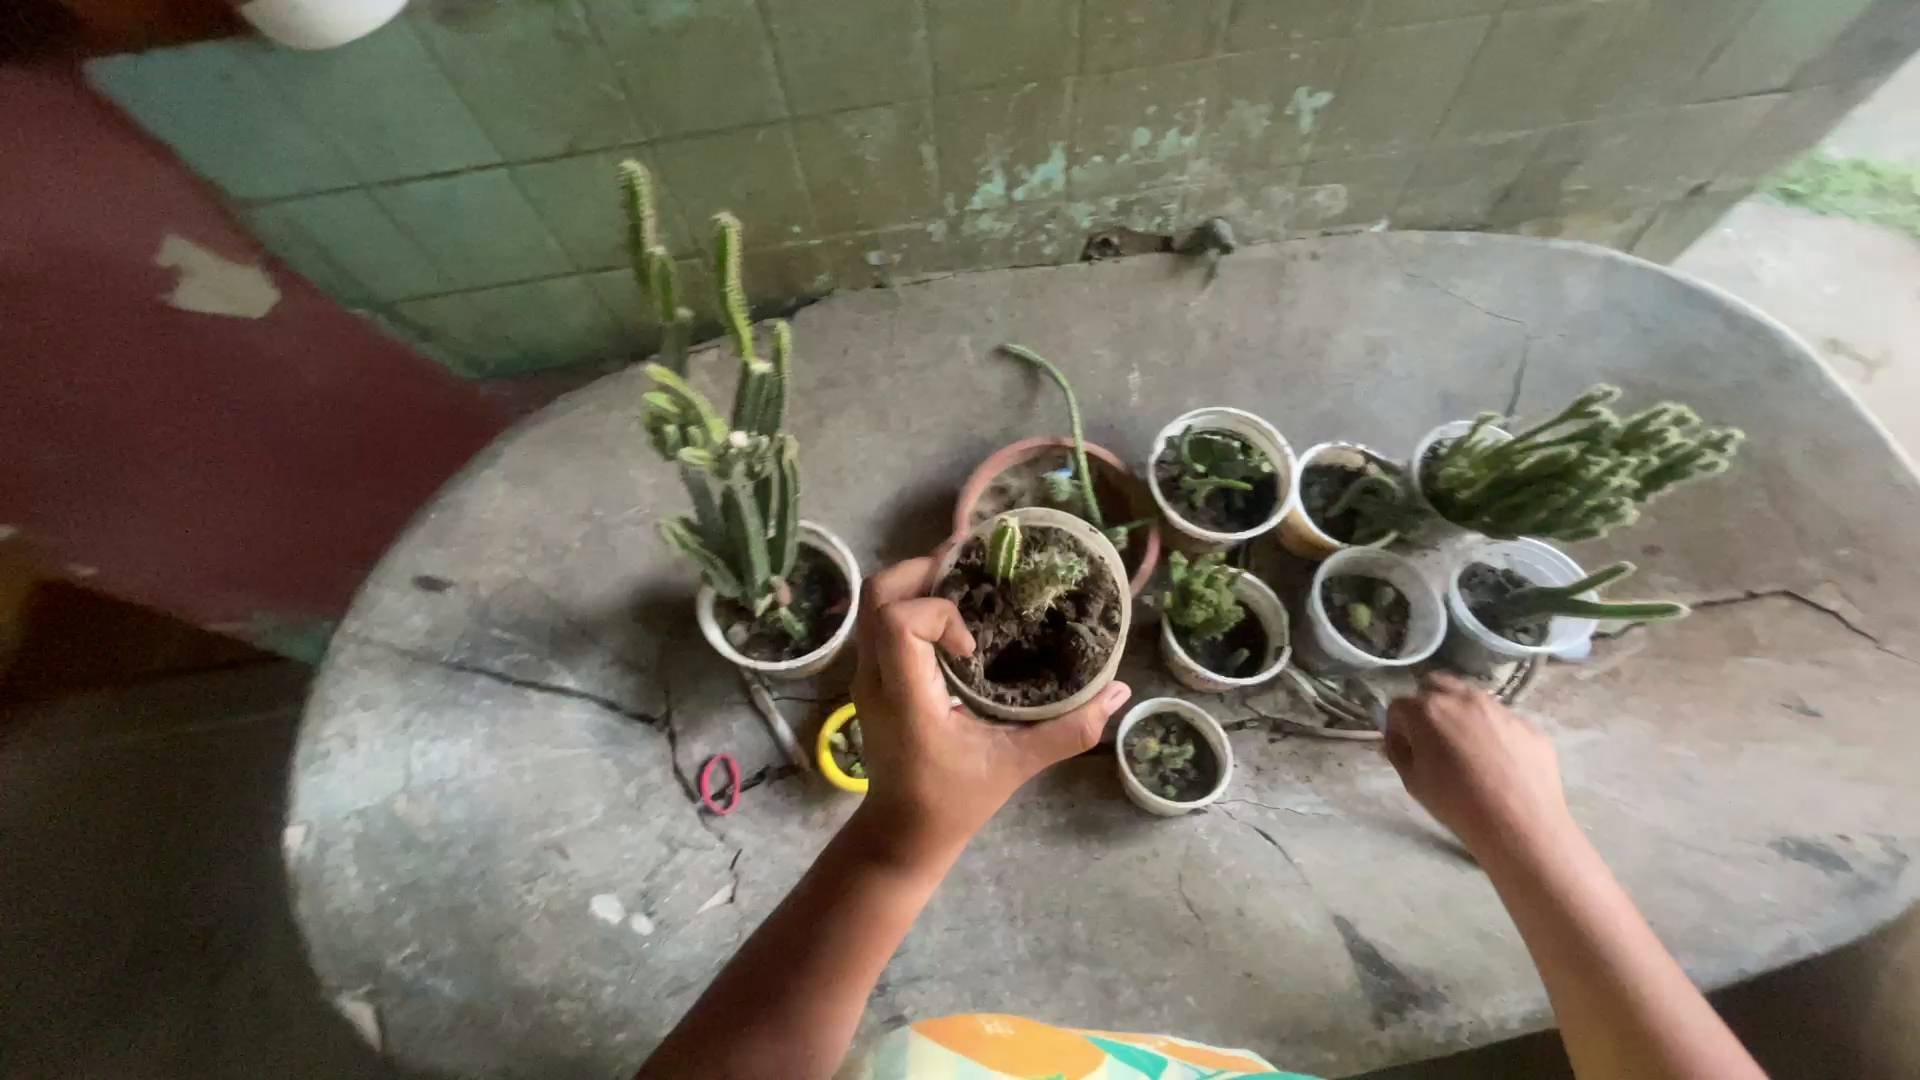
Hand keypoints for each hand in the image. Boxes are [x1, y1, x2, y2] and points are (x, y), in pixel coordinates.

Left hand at [849, 552, 1131, 863]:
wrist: (901, 831)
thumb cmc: (954, 801)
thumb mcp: (1015, 766)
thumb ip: (1068, 731)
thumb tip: (1119, 690)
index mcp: (907, 698)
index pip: (899, 623)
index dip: (938, 615)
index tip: (970, 645)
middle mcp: (876, 677)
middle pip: (878, 595)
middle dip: (922, 571)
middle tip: (969, 574)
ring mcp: (866, 674)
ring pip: (873, 602)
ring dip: (915, 582)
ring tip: (963, 586)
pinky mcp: (870, 675)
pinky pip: (879, 619)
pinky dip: (910, 602)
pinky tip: (951, 614)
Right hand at [1384, 673, 1573, 857]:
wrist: (1522, 827)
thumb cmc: (1457, 804)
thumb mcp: (1412, 781)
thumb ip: (1398, 753)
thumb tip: (1398, 742)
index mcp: (1427, 710)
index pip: (1398, 705)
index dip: (1396, 727)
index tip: (1404, 748)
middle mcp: (1463, 700)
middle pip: (1434, 686)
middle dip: (1427, 706)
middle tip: (1432, 736)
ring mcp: (1500, 710)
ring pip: (1470, 699)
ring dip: (1461, 715)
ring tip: (1468, 749)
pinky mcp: (1528, 726)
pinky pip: (1501, 720)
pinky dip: (1492, 732)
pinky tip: (1498, 762)